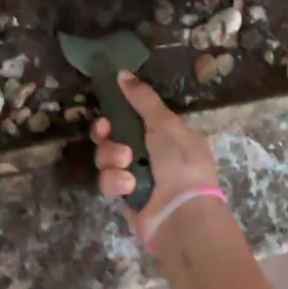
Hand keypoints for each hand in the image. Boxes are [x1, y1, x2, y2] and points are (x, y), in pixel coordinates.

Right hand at [89, 71, 221, 238]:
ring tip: (126, 162)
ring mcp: (136, 173)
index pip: (135, 113)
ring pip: (107, 155)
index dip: (118, 109)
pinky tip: (129, 185)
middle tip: (106, 131)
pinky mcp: (125, 195)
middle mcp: (150, 151)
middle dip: (107, 131)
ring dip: (112, 156)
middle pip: (114, 132)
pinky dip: (116, 180)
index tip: (108, 105)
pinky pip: (108, 180)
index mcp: (166, 132)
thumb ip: (142, 98)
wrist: (181, 215)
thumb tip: (121, 73)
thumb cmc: (179, 162)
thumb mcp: (164, 123)